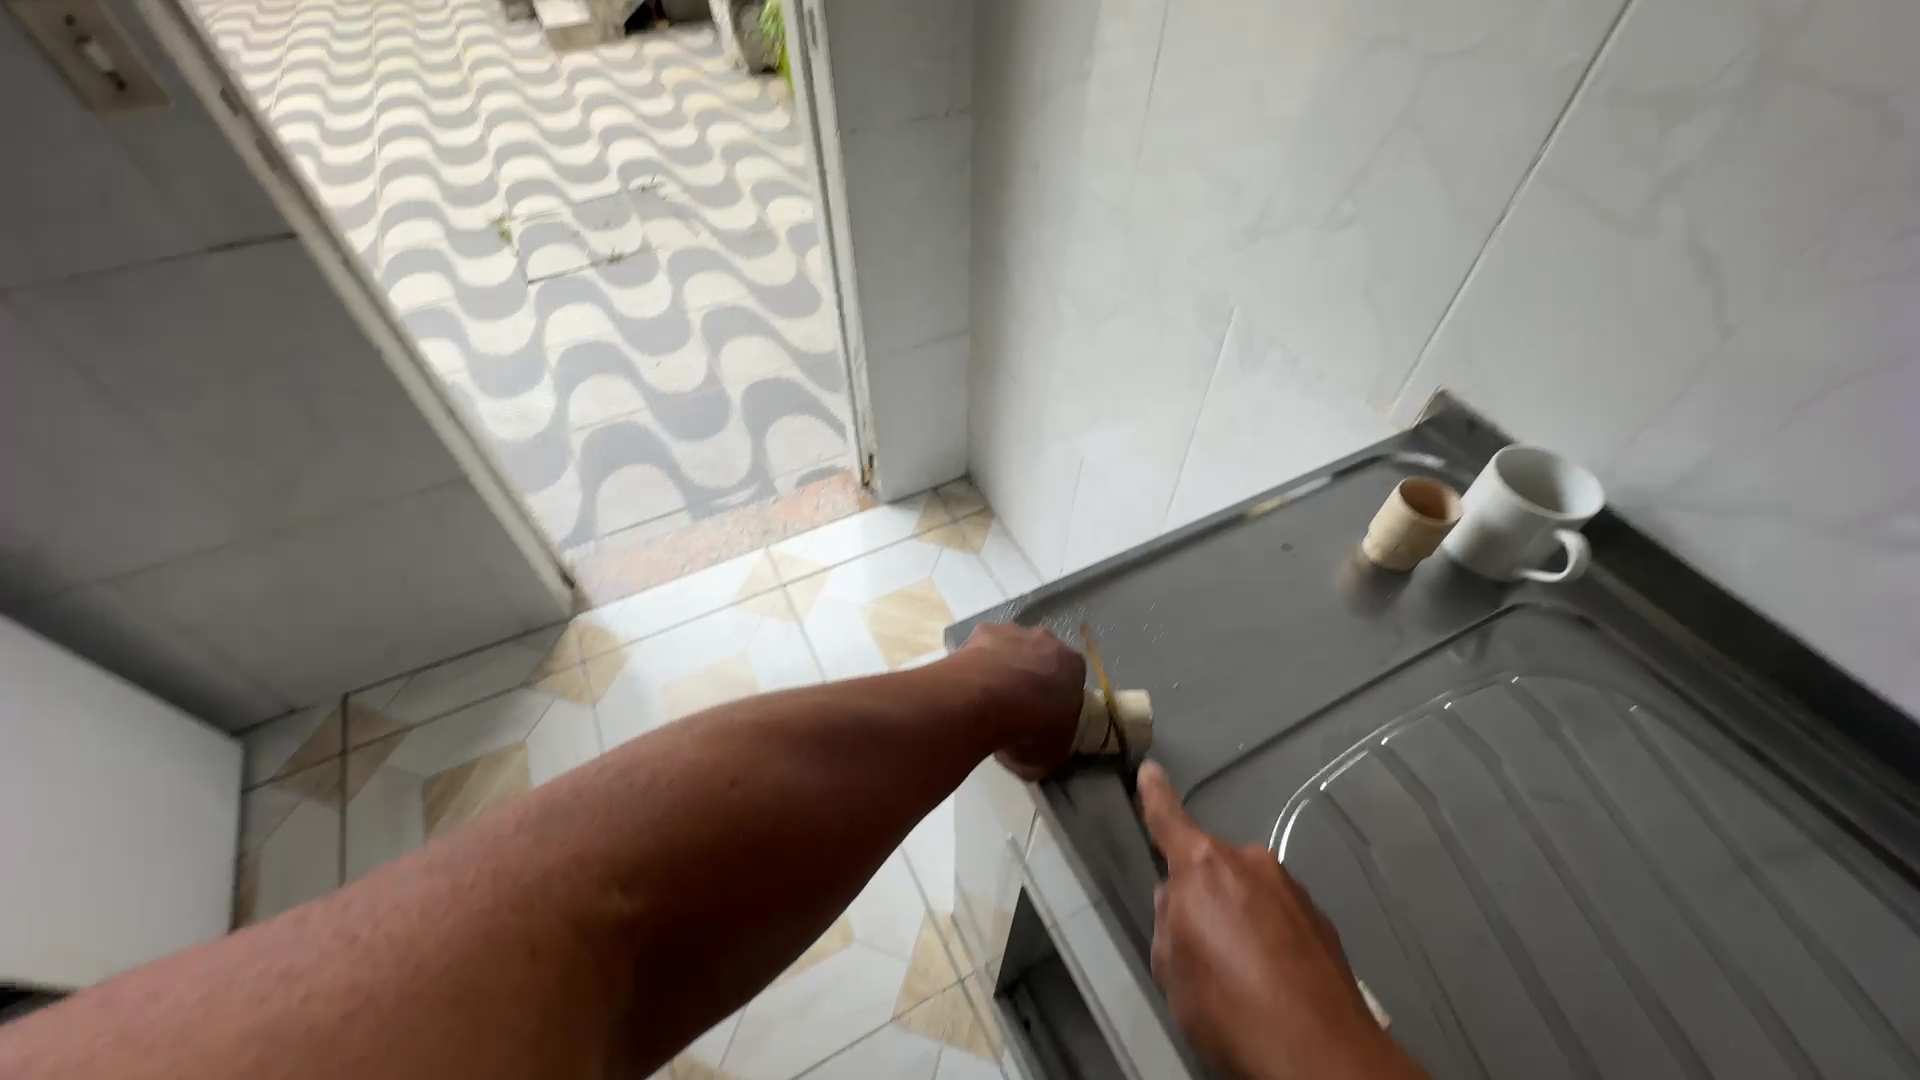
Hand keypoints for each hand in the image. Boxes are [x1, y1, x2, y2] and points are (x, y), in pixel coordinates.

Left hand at [953, 623, 1083, 779]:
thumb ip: (1051, 748)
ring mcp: (1013, 632)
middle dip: (1030, 677)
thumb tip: (1037, 754)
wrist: (987, 701)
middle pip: (1040, 658)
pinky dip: (977, 663)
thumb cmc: (1031, 728)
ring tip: (986, 699)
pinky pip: (982, 649)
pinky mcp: (981, 631)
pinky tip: (968, 685)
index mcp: (1072, 666)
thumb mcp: (1052, 755)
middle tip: (1014, 707)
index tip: (1043, 718)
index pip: (1070, 679)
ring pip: (1010, 649)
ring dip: (1003, 667)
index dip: (1057, 698)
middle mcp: (1047, 640)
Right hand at [1138, 762, 1426, 1079]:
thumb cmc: (1226, 1006)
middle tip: (1200, 943)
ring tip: (1242, 973)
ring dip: (1240, 916)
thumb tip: (1176, 900)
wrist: (1319, 1055)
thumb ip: (1166, 921)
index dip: (1155, 795)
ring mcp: (1292, 890)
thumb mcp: (1170, 967)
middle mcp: (1249, 863)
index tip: (1150, 771)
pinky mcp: (1322, 921)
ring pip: (1250, 892)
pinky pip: (1281, 917)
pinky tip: (1274, 981)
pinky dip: (1272, 938)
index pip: (1169, 819)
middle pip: (1213, 865)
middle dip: (1203, 892)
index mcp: (1201, 866)